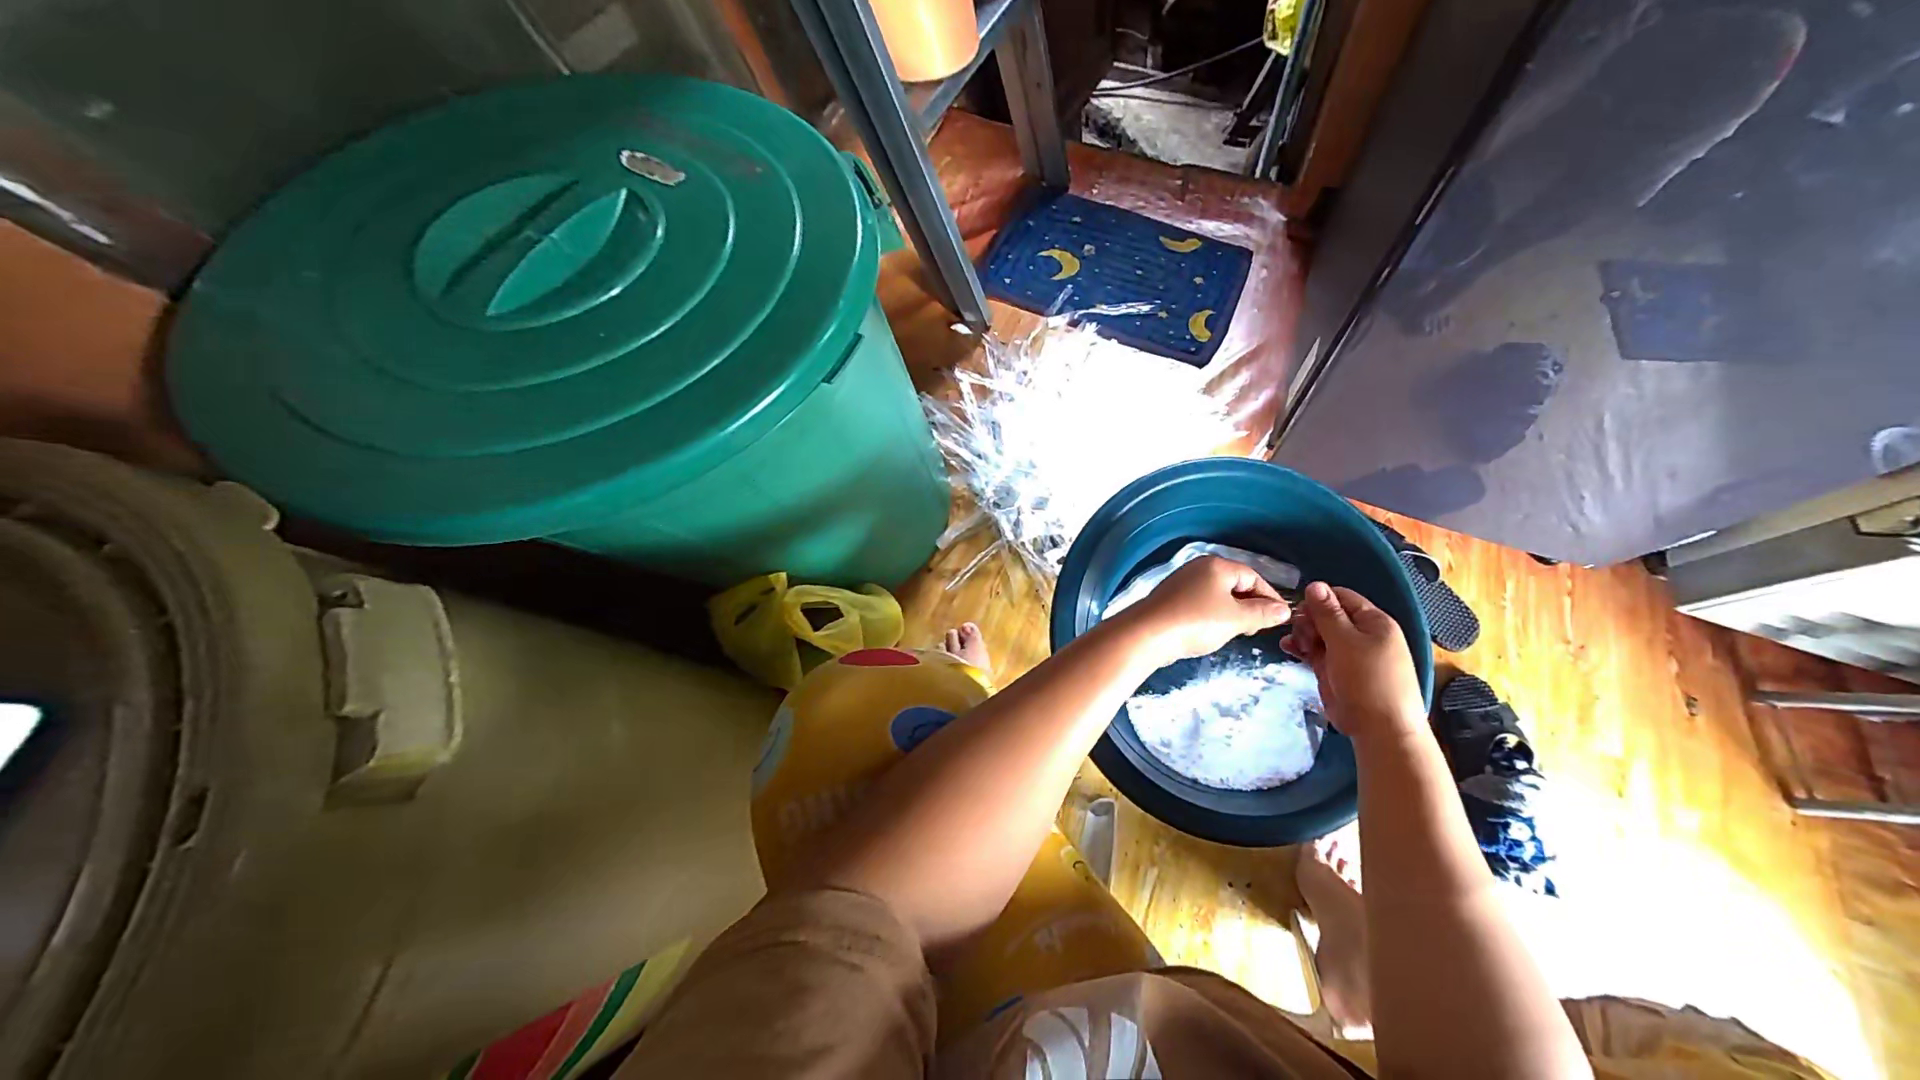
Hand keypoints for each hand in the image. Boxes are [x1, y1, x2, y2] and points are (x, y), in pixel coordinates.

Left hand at [1113, 555, 1291, 665]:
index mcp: (1216, 566)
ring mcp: (1182, 582)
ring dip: (1231, 612)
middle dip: (1250, 605)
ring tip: (1235, 632)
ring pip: (1217, 595)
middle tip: (1256, 627)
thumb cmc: (1195, 622)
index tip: (1280, 617)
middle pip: (1235, 584)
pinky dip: (1212, 615)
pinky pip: (1200, 603)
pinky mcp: (1171, 598)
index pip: (1253, 577)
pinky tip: (1211, 631)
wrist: (1147, 634)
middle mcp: (1198, 568)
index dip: (1269, 597)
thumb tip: (1283, 610)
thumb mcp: (1236, 619)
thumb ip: (1263, 614)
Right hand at [1281, 582, 1425, 742]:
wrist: (1379, 728)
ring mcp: (1347, 653)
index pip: (1341, 597)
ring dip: (1302, 634)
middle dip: (1309, 620)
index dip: (1318, 600)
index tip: (1300, 610)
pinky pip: (1315, 652)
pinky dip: (1302, 648)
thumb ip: (1328, 613)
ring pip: (1318, 633)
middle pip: (1327, 615)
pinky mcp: (1335, 670)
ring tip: (1294, 644)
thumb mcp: (1346, 641)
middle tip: (1300, 633)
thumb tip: (1314, 584)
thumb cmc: (1368, 679)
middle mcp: (1361, 634)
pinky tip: (1289, 648)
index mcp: (1373, 622)